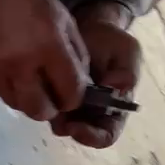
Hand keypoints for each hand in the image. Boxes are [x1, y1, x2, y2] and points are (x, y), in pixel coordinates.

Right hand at [0, 0, 89, 120]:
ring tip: (32, 86)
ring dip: (29, 101)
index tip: (73, 96)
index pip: (69, 92)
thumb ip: (74, 52)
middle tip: (52, 99)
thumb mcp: (62, 17)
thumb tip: (80, 81)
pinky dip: (11, 91)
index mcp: (49, 48)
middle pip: (41, 110)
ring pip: (19, 106)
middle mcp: (22, 66)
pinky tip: (14, 76)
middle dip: (51, 108)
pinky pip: (1, 95)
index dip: (74, 99)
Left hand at [50, 1, 142, 148]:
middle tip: (58, 119)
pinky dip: (40, 104)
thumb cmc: (110, 42)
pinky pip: (43, 108)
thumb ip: (127, 71)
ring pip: (59, 123)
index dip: (92, 137)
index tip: (76, 127)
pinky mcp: (52, 96)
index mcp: (114, 108)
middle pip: (79, 133)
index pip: (106, 135)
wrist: (88, 28)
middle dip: (68, 129)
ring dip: (52, 118)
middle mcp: (91, 113)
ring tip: (46, 103)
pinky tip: (37, 92)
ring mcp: (70, 106)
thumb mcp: (126, 51)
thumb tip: (115, 87)